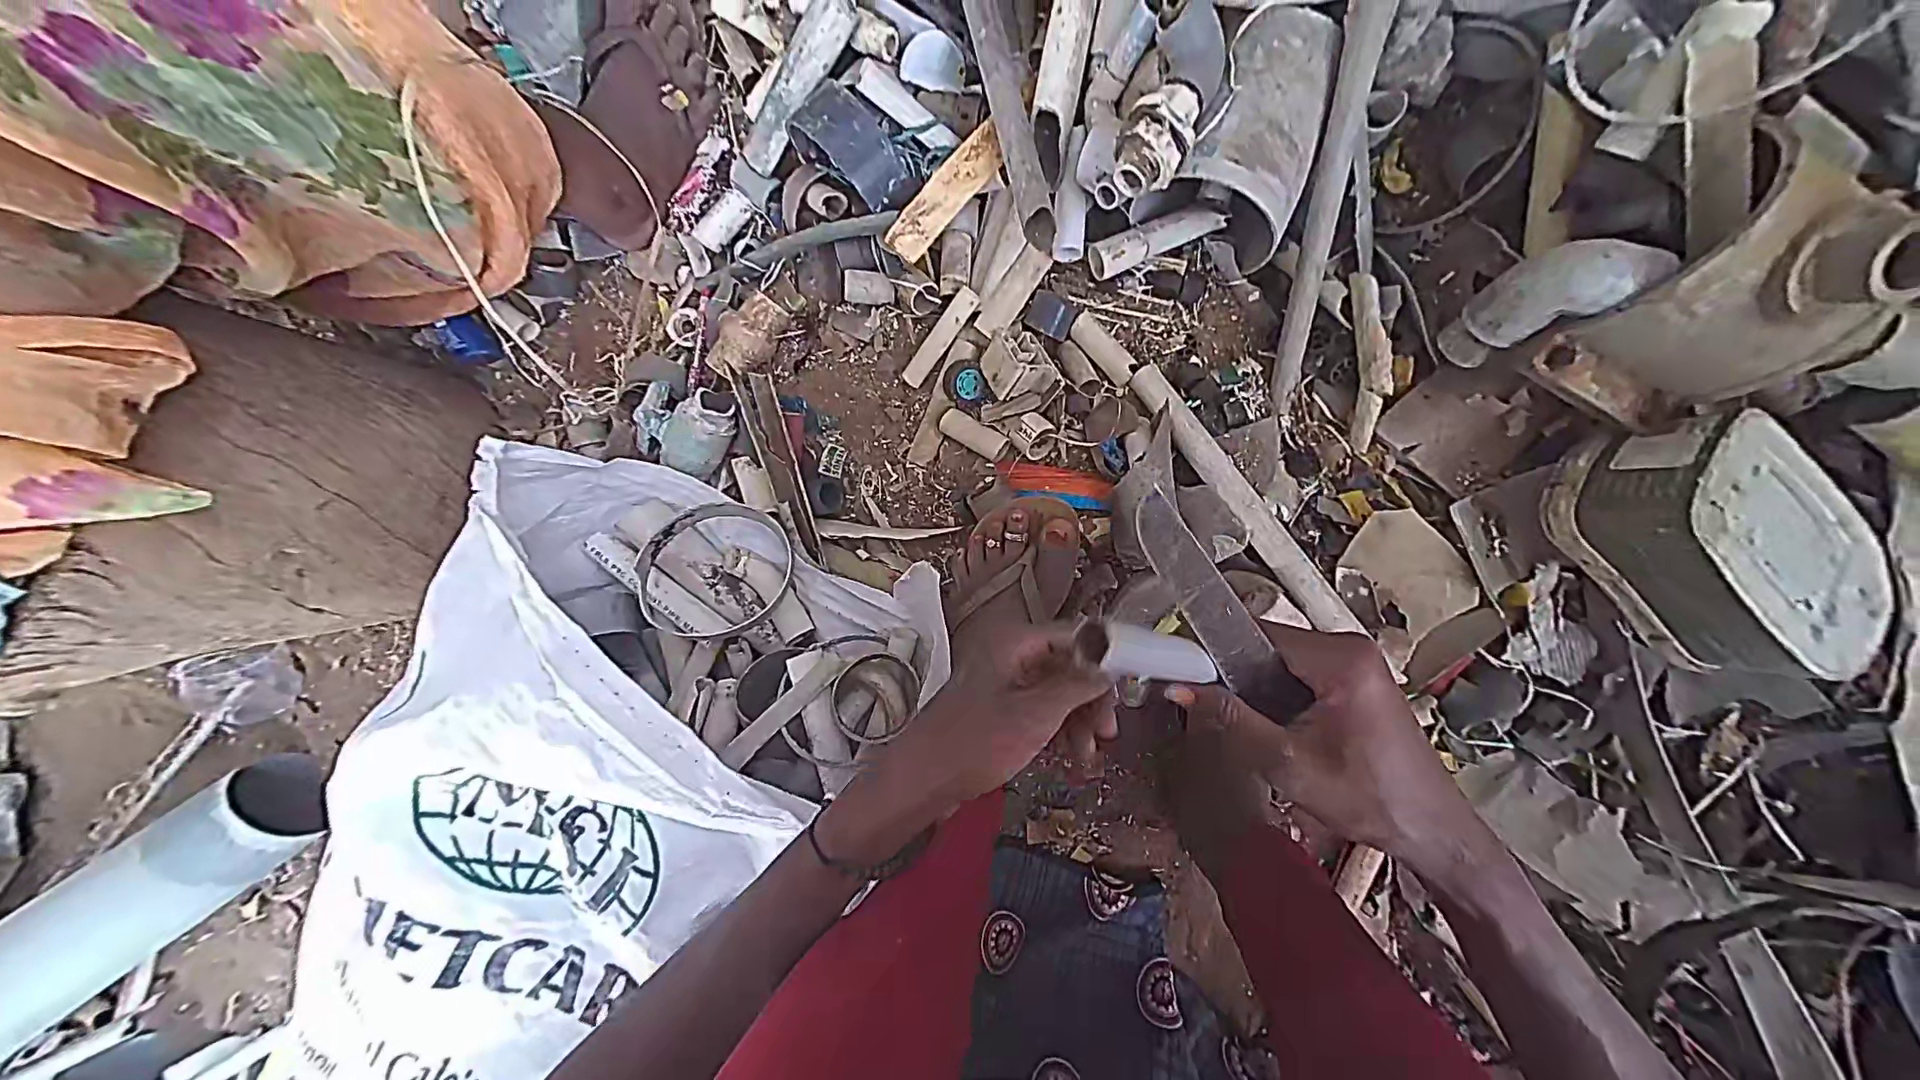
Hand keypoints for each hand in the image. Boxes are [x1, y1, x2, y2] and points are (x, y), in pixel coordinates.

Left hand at [894, 619, 1117, 801]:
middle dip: (1092, 699)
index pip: (1075, 635)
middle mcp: (1011, 656)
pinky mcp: (1002, 710)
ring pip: (1058, 692)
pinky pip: (1042, 711)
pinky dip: (1059, 731)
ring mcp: (1006, 684)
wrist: (924, 780)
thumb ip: (1078, 686)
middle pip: (1069, 666)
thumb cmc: (974, 742)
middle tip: (1108, 731)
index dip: (1105, 657)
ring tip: (1087, 755)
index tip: (1129, 682)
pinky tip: (1070, 757)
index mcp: (1015, 643)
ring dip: (1079, 721)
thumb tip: (1109, 666)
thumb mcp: (1036, 713)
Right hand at [1166, 624, 1493, 876]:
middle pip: (1265, 643)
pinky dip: (1273, 692)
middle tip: (1208, 704)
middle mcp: (1350, 647)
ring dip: (1252, 684)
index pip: (1256, 633)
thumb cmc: (1373, 801)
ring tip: (1237, 717)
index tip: (1184, 671)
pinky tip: (1268, 722)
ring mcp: (1354, 662)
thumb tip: (1179, 689)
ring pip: (1277, 658)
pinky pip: (1295, 671)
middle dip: (1233, 672)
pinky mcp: (1353, 679)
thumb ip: (1231, 720)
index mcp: (1342, 658)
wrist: (1433, 833)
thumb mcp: (1289, 762)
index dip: (1215, 650)